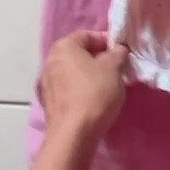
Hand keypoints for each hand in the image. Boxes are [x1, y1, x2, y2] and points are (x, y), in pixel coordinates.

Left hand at [38, 29, 128, 144]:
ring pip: (75, 72)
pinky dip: (82, 90)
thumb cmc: (94, 93)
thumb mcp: (114, 68)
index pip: (88, 35)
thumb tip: (117, 50)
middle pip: (80, 54)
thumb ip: (118, 53)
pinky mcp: (50, 103)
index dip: (107, 41)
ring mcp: (47, 83)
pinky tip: (96, 100)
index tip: (122, 53)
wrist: (73, 134)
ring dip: (91, 75)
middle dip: (100, 59)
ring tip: (110, 86)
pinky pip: (70, 89)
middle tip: (118, 69)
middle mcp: (50, 61)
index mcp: (63, 47)